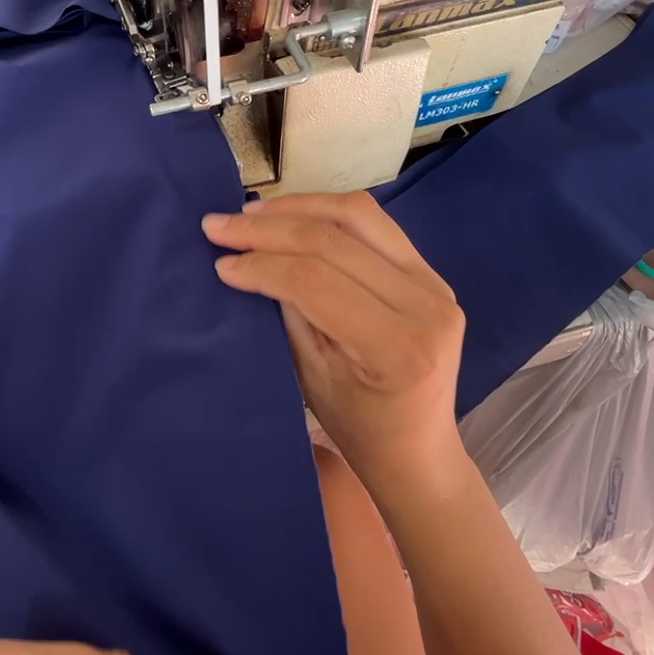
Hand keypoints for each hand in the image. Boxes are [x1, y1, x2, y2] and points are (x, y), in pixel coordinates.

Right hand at [202, 192, 467, 489]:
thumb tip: (247, 260)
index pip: (316, 281)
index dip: (262, 264)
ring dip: (297, 207)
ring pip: (357, 216)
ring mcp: (434, 282)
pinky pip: (373, 224)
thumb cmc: (358, 427)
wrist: (418, 447)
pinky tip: (290, 215)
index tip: (220, 261)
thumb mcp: (311, 377)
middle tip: (219, 225)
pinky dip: (325, 212)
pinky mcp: (430, 271)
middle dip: (268, 228)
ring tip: (251, 211)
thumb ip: (287, 313)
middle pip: (335, 240)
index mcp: (397, 345)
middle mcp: (425, 304)